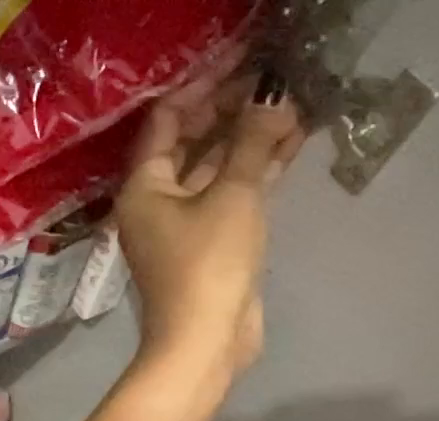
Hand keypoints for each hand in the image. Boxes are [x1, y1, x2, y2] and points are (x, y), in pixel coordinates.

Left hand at [117, 70, 303, 370]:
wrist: (205, 343)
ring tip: (295, 105)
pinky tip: (290, 145)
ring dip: (249, 140)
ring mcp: (181, 226)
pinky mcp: (207, 246)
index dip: (204, 85)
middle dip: (232, 111)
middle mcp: (155, 203)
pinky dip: (254, 172)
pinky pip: (228, 196)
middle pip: (190, 143)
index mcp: (143, 187)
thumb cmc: (208, 265)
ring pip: (214, 170)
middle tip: (276, 81)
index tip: (244, 60)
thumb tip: (273, 94)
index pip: (167, 120)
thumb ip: (253, 142)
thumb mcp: (233, 195)